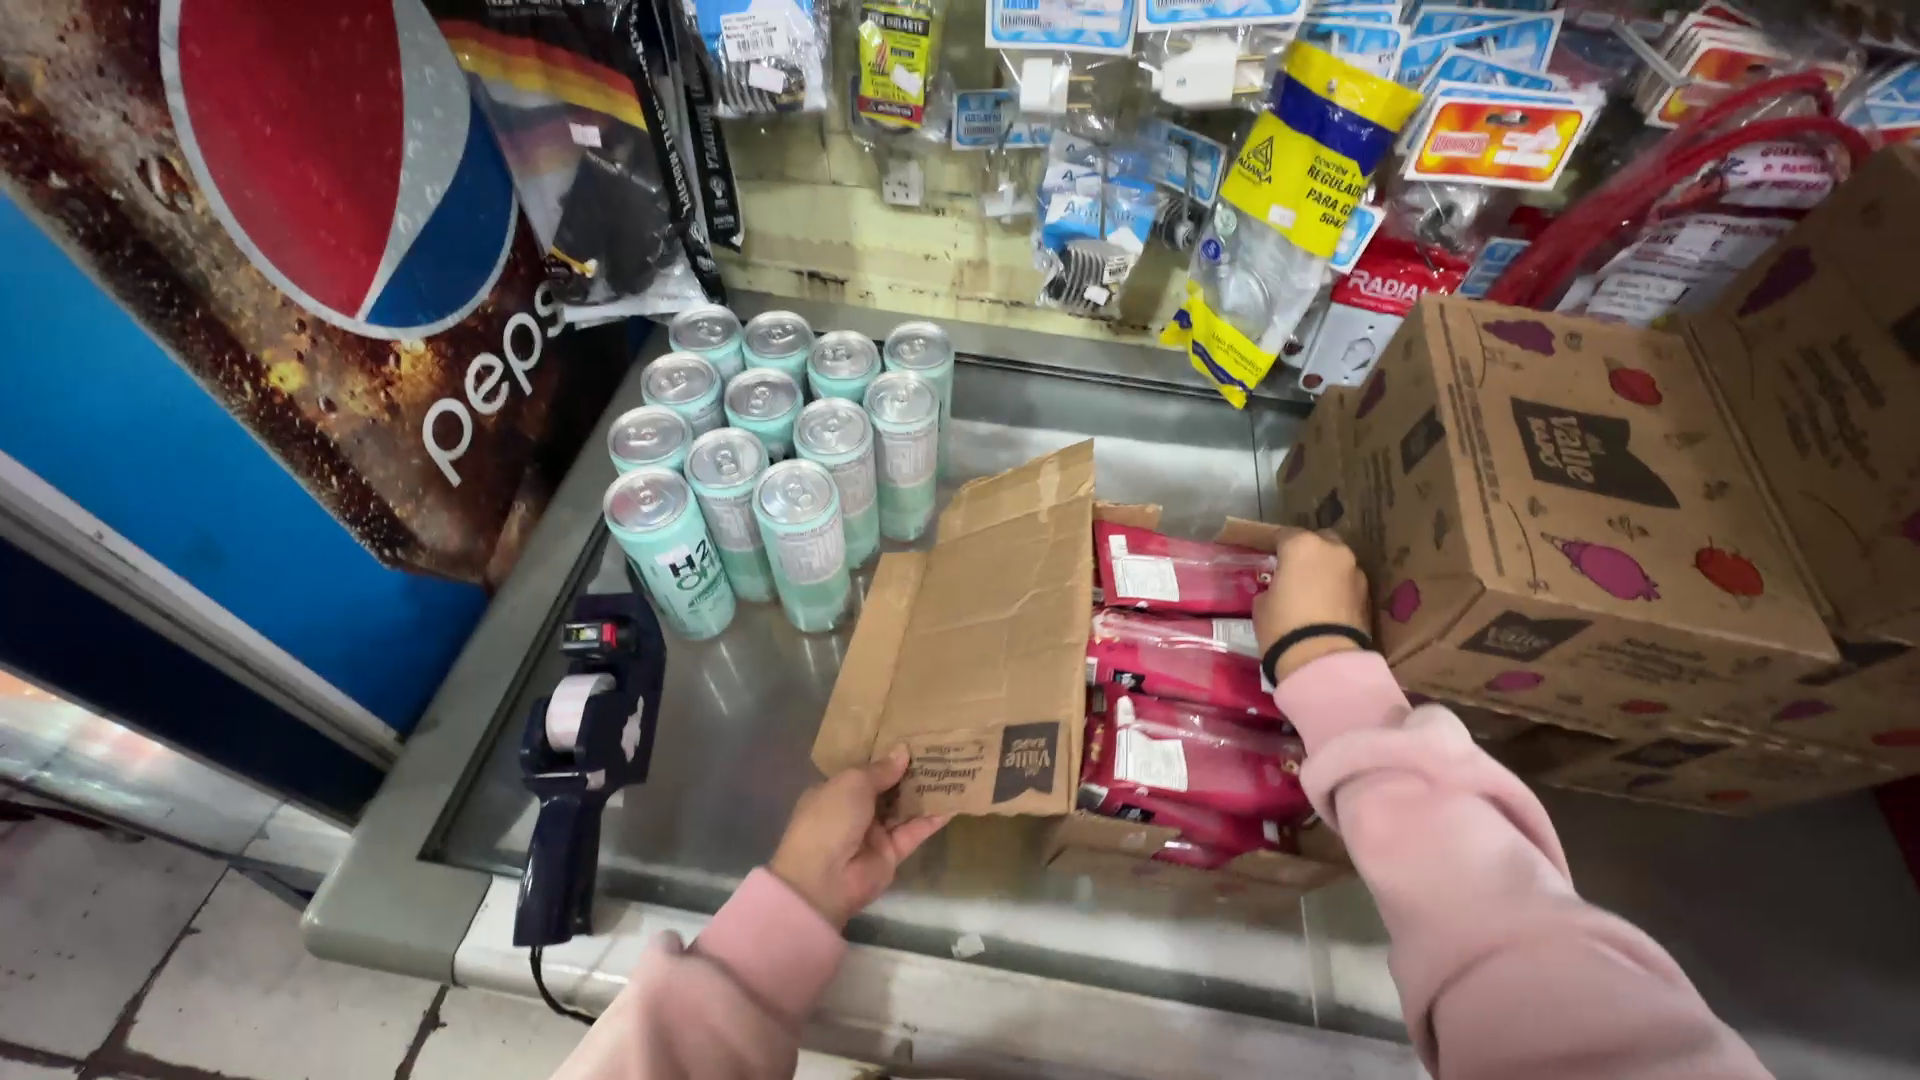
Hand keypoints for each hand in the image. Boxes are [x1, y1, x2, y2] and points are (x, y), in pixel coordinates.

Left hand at [769, 746, 951, 928]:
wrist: (823, 879)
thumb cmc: (830, 818)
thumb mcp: (852, 783)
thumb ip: (880, 770)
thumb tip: (902, 752)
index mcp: (836, 791)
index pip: (864, 771)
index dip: (886, 757)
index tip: (911, 741)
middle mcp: (855, 811)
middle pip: (888, 789)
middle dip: (910, 773)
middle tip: (939, 752)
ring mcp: (874, 834)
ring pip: (903, 809)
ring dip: (924, 793)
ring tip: (952, 771)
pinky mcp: (892, 854)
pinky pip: (914, 831)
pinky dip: (932, 819)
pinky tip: (953, 803)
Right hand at [1253, 527, 1371, 682]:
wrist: (1322, 659)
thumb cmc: (1282, 625)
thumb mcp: (1263, 602)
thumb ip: (1273, 585)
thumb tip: (1280, 587)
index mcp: (1301, 546)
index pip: (1283, 535)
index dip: (1274, 545)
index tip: (1266, 555)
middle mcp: (1333, 550)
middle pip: (1319, 541)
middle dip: (1307, 551)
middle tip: (1293, 570)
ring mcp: (1355, 571)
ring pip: (1337, 561)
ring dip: (1326, 570)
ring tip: (1313, 590)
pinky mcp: (1368, 595)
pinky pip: (1347, 583)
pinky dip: (1338, 588)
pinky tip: (1326, 605)